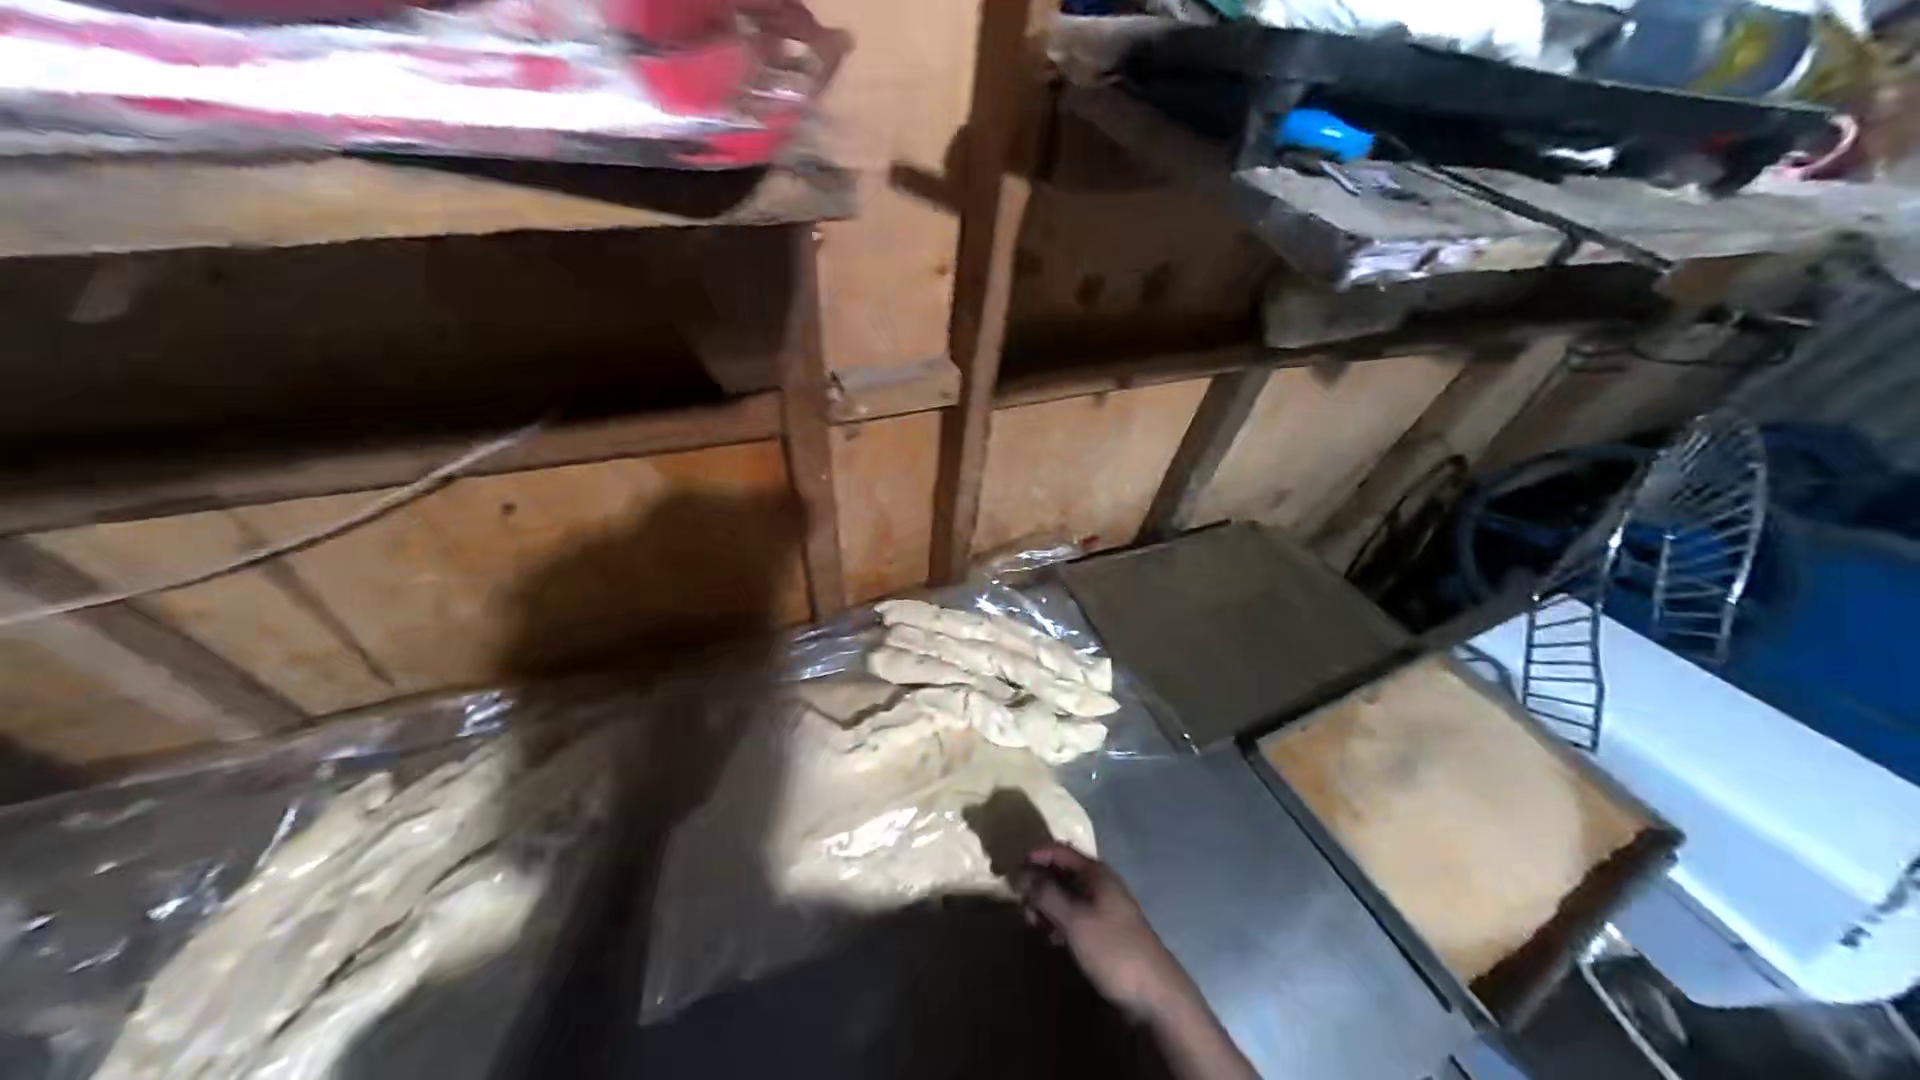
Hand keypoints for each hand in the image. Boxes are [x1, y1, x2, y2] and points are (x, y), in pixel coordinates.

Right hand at [1014, 842, 1196, 1023]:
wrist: (1156, 995)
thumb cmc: (1113, 950)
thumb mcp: (1074, 920)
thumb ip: (1045, 894)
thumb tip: (1019, 873)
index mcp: (1096, 873)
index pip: (1060, 851)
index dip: (1035, 856)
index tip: (1012, 871)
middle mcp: (1101, 884)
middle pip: (1061, 873)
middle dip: (1038, 885)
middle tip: (1021, 906)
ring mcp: (1105, 908)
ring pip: (1066, 896)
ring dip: (1047, 905)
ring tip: (1034, 925)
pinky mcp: (1105, 932)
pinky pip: (1074, 916)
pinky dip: (1059, 921)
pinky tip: (1052, 939)